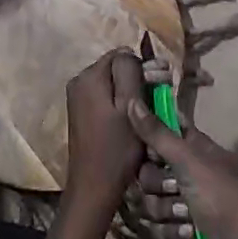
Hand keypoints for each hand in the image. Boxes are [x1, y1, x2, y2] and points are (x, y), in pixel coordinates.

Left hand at [63, 49, 144, 201]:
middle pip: (115, 67)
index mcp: (89, 77)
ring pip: (112, 82)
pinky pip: (105, 95)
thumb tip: (128, 53)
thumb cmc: (117, 147)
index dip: (142, 67)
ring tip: (149, 108)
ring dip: (131, 90)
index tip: (160, 85)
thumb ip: (129, 72)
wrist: (94, 186)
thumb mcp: (130, 106)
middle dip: (137, 78)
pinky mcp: (81, 112)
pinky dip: (120, 101)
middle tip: (159, 96)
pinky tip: (133, 117)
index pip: (122, 55)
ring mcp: (77, 97)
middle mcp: (79, 81)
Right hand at [125, 96, 237, 238]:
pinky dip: (171, 234)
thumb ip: (158, 134)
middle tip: (176, 189)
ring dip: (165, 213)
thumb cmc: (220, 198)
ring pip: (145, 202)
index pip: (155, 133)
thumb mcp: (189, 161)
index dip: (148, 143)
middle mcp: (181, 171)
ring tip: (188, 217)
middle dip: (156, 186)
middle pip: (143, 172)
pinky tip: (189, 236)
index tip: (150, 152)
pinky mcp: (175, 232)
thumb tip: (131, 100)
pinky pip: (153, 229)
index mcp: (188, 147)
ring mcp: (177, 203)